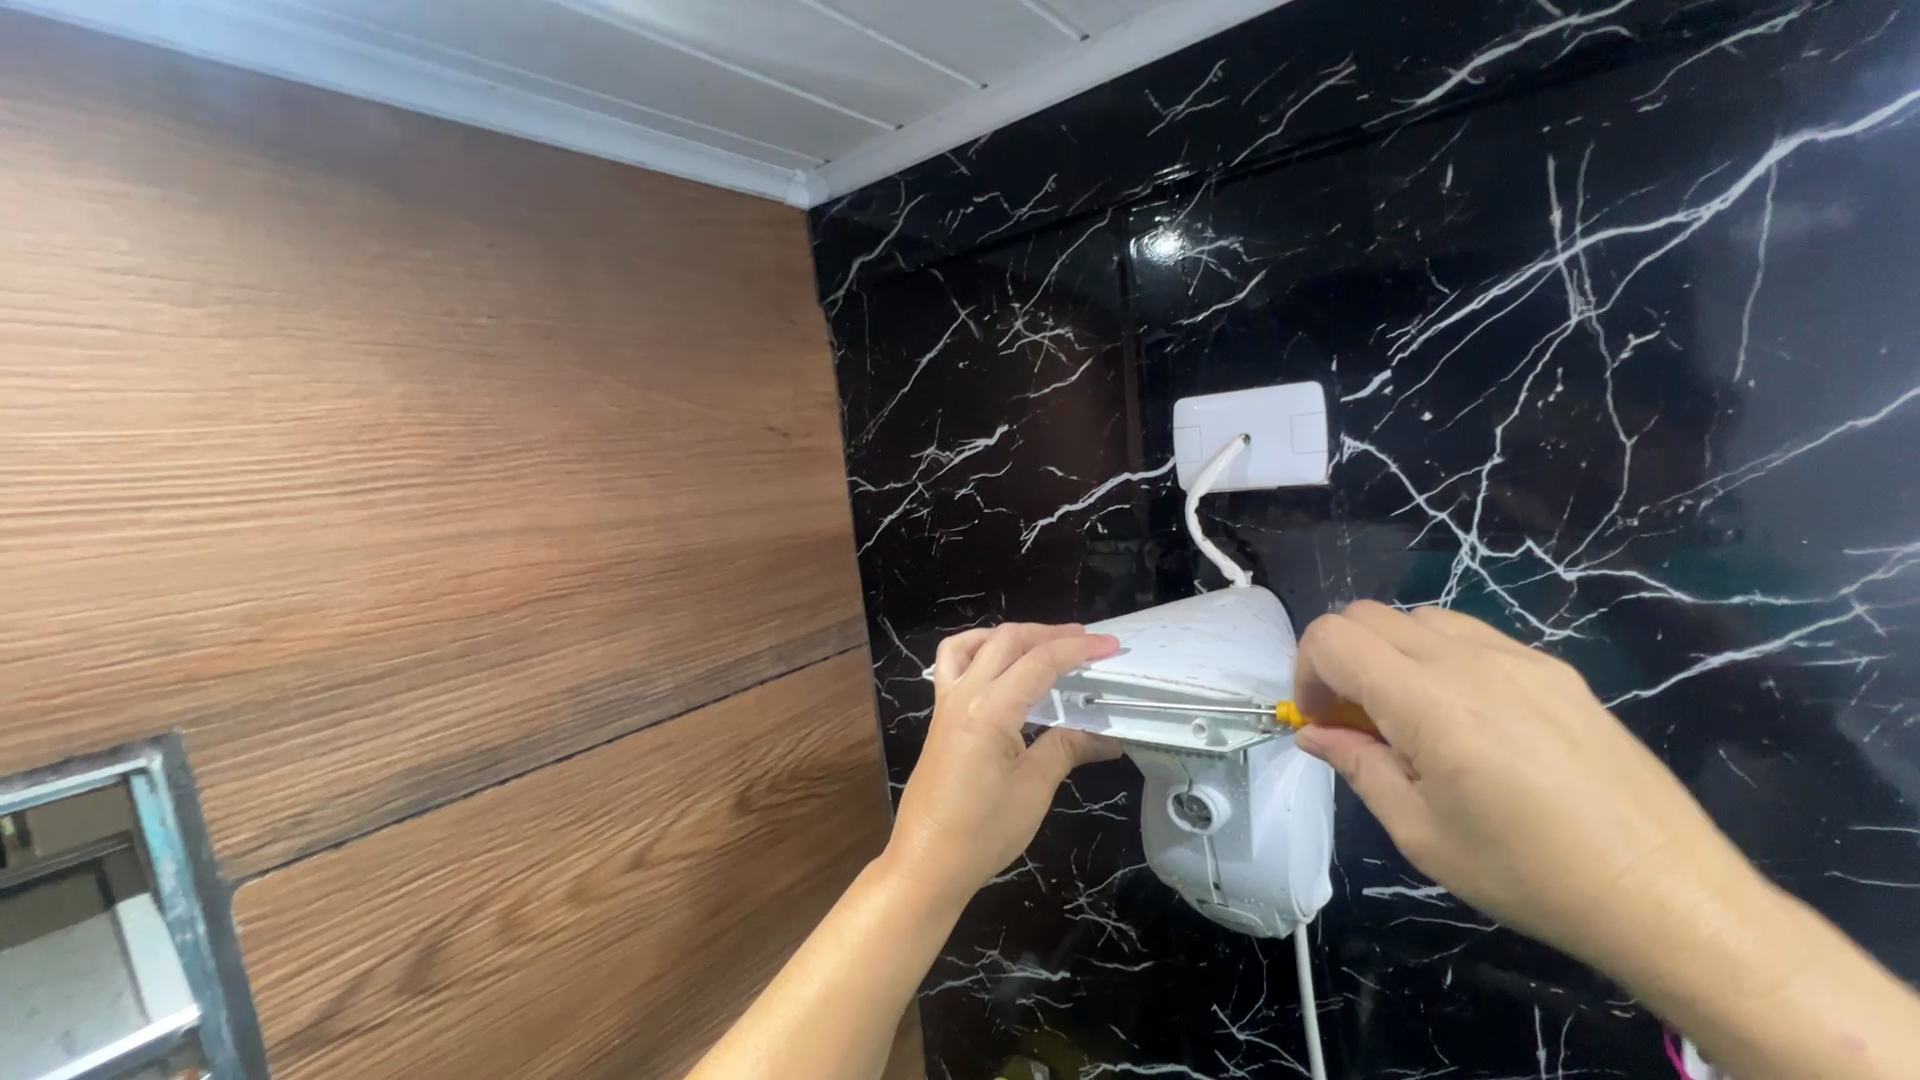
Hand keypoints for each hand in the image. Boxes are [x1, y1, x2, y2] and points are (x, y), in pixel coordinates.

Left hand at [881, 623, 1121, 902]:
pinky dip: (976, 649)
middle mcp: (964, 694)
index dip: (1078, 649)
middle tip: (1086, 642)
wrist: (929, 861)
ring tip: (1043, 645)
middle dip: (1050, 634)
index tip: (1111, 646)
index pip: (1040, 661)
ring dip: (1011, 636)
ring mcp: (946, 703)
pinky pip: (951, 664)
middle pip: (1007, 640)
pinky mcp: (940, 717)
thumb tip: (1106, 737)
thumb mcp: (1034, 788)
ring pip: (975, 643)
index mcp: (990, 709)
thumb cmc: (983, 830)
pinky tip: (997, 665)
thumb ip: (1067, 748)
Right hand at [1290, 602, 1764, 972]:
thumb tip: (1314, 733)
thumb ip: (1359, 767)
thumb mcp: (1421, 833)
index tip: (1320, 721)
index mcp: (1430, 703)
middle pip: (1368, 616)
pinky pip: (1473, 637)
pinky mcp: (1557, 671)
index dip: (1306, 672)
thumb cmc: (1530, 875)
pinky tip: (1466, 719)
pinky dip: (1440, 658)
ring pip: (1419, 619)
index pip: (1333, 639)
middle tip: (1353, 721)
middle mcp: (1471, 662)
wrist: (1671, 895)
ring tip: (1408, 718)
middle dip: (1340, 660)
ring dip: (1389, 654)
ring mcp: (1521, 659)